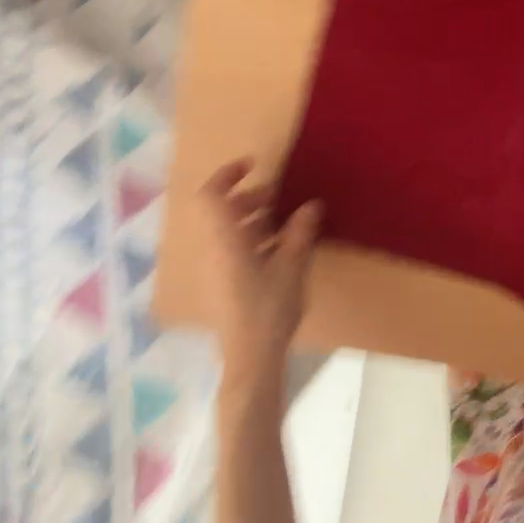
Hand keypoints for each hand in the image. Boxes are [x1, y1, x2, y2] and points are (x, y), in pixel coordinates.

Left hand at [204, 158, 323, 367]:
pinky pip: (234, 249)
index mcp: (226, 240)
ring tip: (285, 222)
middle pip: (221, 212)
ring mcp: (217, 269)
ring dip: (253, 219)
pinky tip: (281, 250)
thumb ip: (299, 232)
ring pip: (228, 231)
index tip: (253, 164)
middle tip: (279, 196)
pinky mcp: (224, 284)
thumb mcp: (292, 265)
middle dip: (249, 197)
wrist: (251, 358)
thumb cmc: (269, 308)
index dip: (227, 174)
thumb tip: (311, 205)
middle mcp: (215, 250)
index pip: (212, 195)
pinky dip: (253, 239)